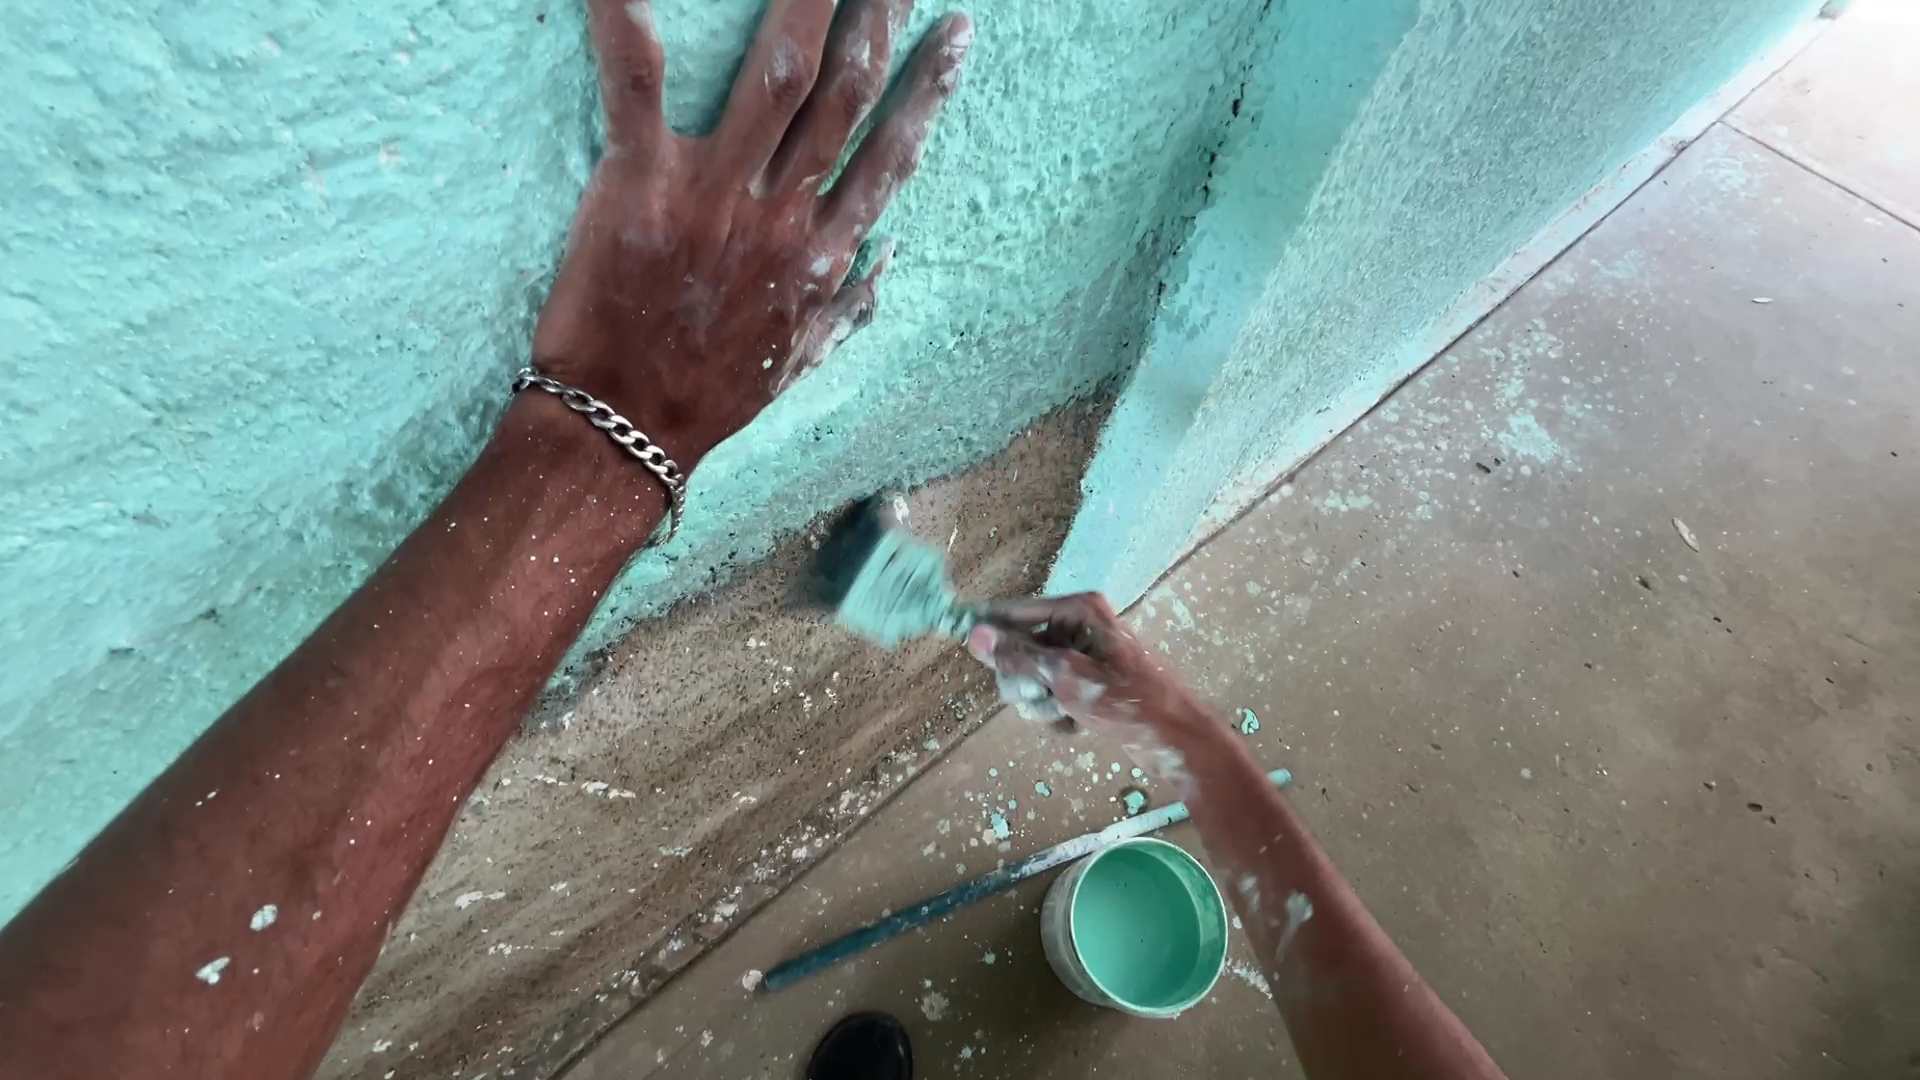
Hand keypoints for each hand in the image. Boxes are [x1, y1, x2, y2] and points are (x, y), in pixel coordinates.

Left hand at [531, 0, 972, 467]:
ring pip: (782, 72)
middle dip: (877, 12)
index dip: (929, 92)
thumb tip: (888, 261)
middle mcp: (786, 219)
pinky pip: (640, 84)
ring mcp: (719, 200)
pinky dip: (630, 15)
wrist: (633, 427)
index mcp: (822, 258)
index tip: (956, 36)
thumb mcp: (799, 361)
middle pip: (847, 93)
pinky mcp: (640, 190)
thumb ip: (849, 308)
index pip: (890, 159)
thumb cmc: (714, 394)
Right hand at [965, 593, 1209, 743]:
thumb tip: (974, 633)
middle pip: (1019, 650)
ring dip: (1041, 702)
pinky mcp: (1085, 683)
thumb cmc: (1126, 702)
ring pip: (1031, 677)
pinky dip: (1057, 713)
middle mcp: (1078, 626)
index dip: (990, 630)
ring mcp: (1081, 656)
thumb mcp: (1065, 677)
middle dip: (1026, 681)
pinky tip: (1076, 725)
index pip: (1014, 612)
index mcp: (1077, 610)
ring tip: (1063, 714)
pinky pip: (1050, 694)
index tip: (964, 643)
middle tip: (1042, 696)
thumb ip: (1018, 656)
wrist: (1174, 741)